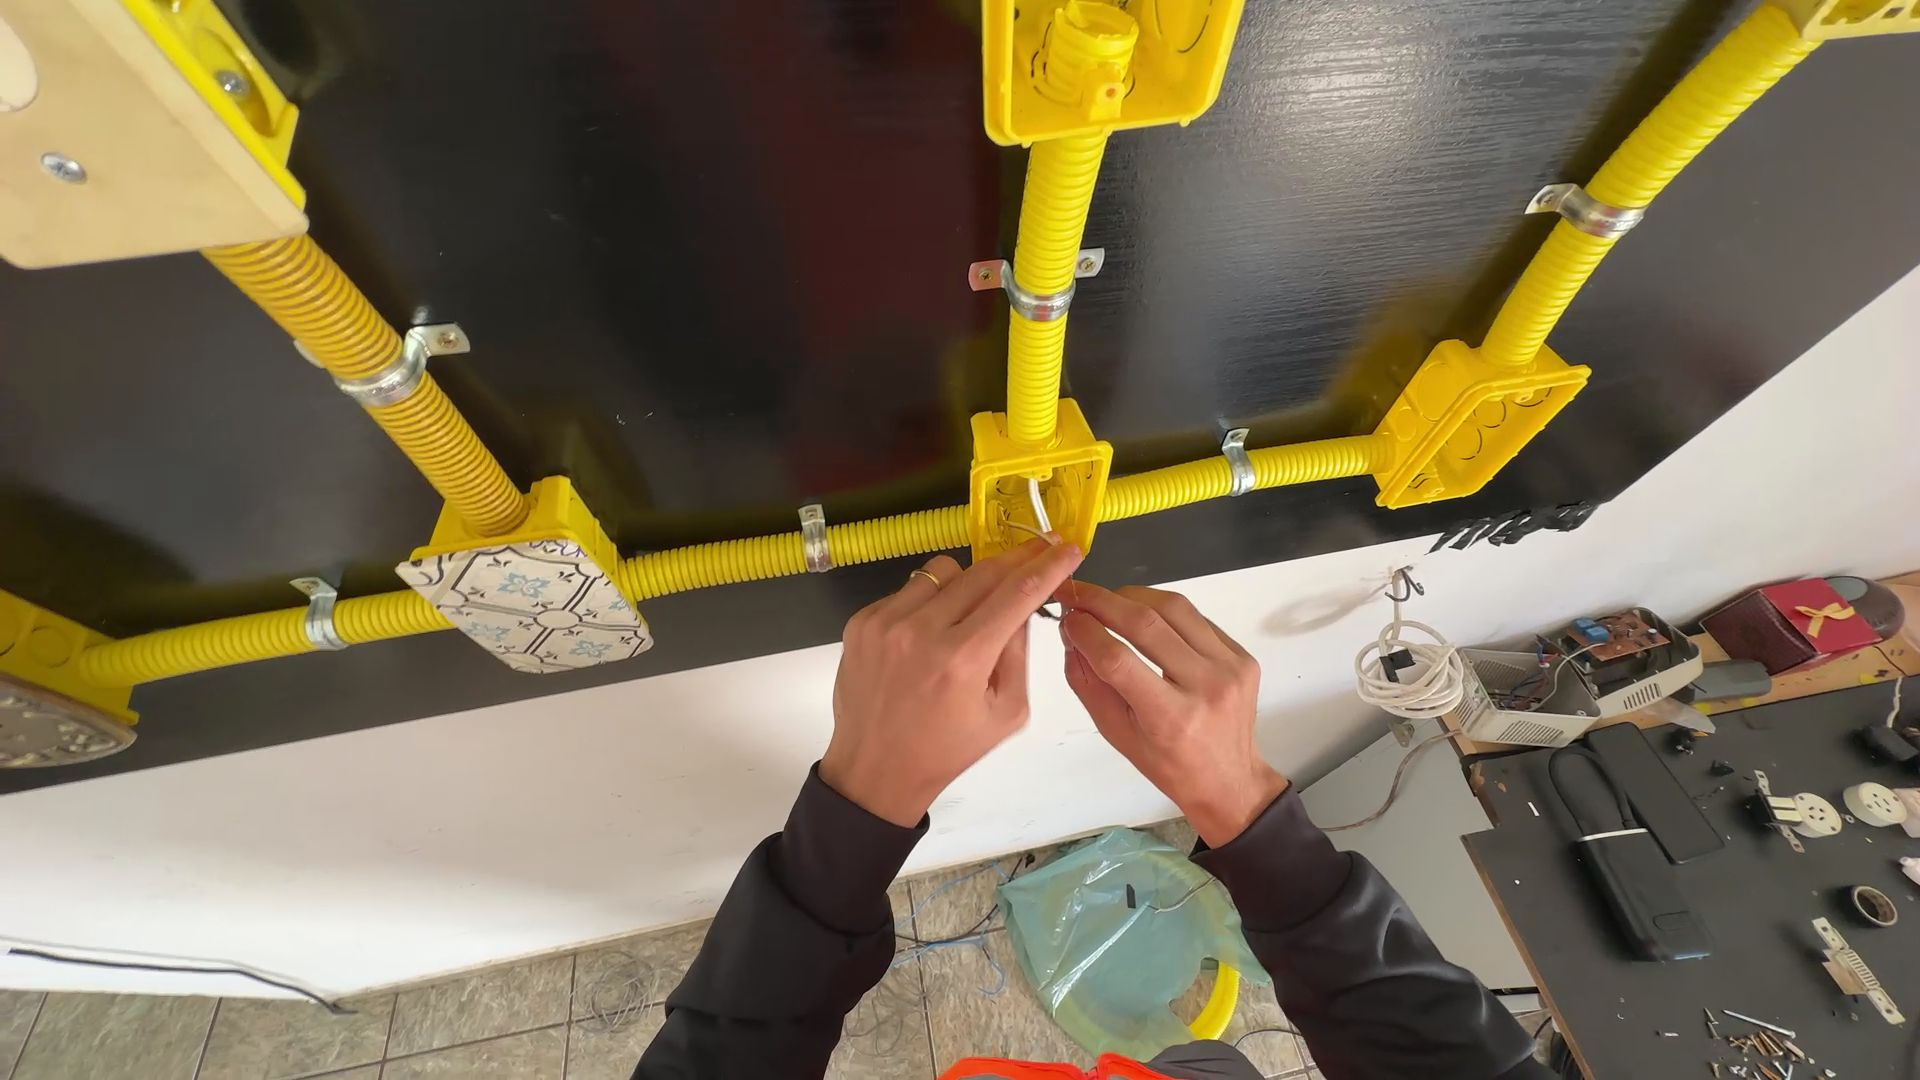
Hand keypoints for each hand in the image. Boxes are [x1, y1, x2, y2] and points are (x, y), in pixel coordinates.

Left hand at [822, 537, 1084, 825]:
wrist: (874, 770)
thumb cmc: (945, 750)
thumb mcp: (1005, 712)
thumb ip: (1018, 652)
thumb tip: (1022, 604)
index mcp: (962, 660)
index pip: (1017, 593)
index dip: (1048, 565)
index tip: (1067, 547)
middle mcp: (920, 633)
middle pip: (983, 571)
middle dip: (1018, 559)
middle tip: (1039, 553)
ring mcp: (885, 623)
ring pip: (944, 570)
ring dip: (969, 581)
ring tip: (970, 610)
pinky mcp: (862, 622)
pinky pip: (910, 588)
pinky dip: (930, 601)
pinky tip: (930, 632)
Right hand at [1058, 583, 1287, 846]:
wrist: (1230, 779)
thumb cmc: (1167, 765)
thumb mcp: (1116, 734)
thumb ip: (1088, 684)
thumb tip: (1071, 634)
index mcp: (1170, 718)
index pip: (1118, 660)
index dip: (1086, 631)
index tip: (1066, 617)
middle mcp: (1206, 687)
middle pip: (1145, 624)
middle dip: (1102, 601)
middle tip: (1076, 593)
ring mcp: (1230, 667)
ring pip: (1172, 607)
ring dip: (1131, 596)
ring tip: (1106, 600)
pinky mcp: (1241, 654)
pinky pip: (1194, 616)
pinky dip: (1161, 608)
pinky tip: (1142, 614)